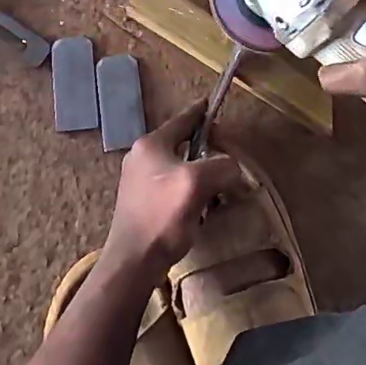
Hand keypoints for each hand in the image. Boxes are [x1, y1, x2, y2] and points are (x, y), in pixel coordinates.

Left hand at [102, 101, 249, 279]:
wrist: (133, 260)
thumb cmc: (162, 216)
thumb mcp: (197, 183)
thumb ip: (221, 167)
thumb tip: (232, 169)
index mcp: (151, 144)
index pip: (182, 120)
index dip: (200, 113)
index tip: (212, 104)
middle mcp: (141, 156)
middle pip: (181, 143)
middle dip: (204, 149)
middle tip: (226, 157)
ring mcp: (138, 180)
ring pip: (178, 166)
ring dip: (199, 173)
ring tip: (218, 187)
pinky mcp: (141, 201)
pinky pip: (172, 185)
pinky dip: (189, 190)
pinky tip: (200, 206)